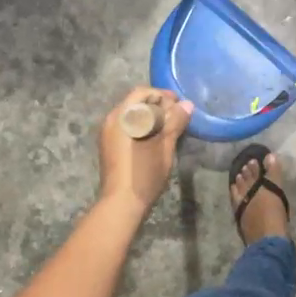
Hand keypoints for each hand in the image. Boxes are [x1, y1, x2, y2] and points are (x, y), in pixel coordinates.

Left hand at [97, 88, 193, 213]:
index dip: (162, 95)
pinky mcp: (110, 145)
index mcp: (121, 117)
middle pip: (135, 102)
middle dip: (157, 105)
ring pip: (132, 115)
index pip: (141, 93)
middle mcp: (111, 120)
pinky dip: (143, 126)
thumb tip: (187, 105)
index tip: (179, 104)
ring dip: (151, 116)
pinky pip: (127, 126)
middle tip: (177, 115)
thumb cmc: (143, 174)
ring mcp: (108, 134)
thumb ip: (174, 122)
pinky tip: (156, 138)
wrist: (121, 204)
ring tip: (170, 127)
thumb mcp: (164, 146)